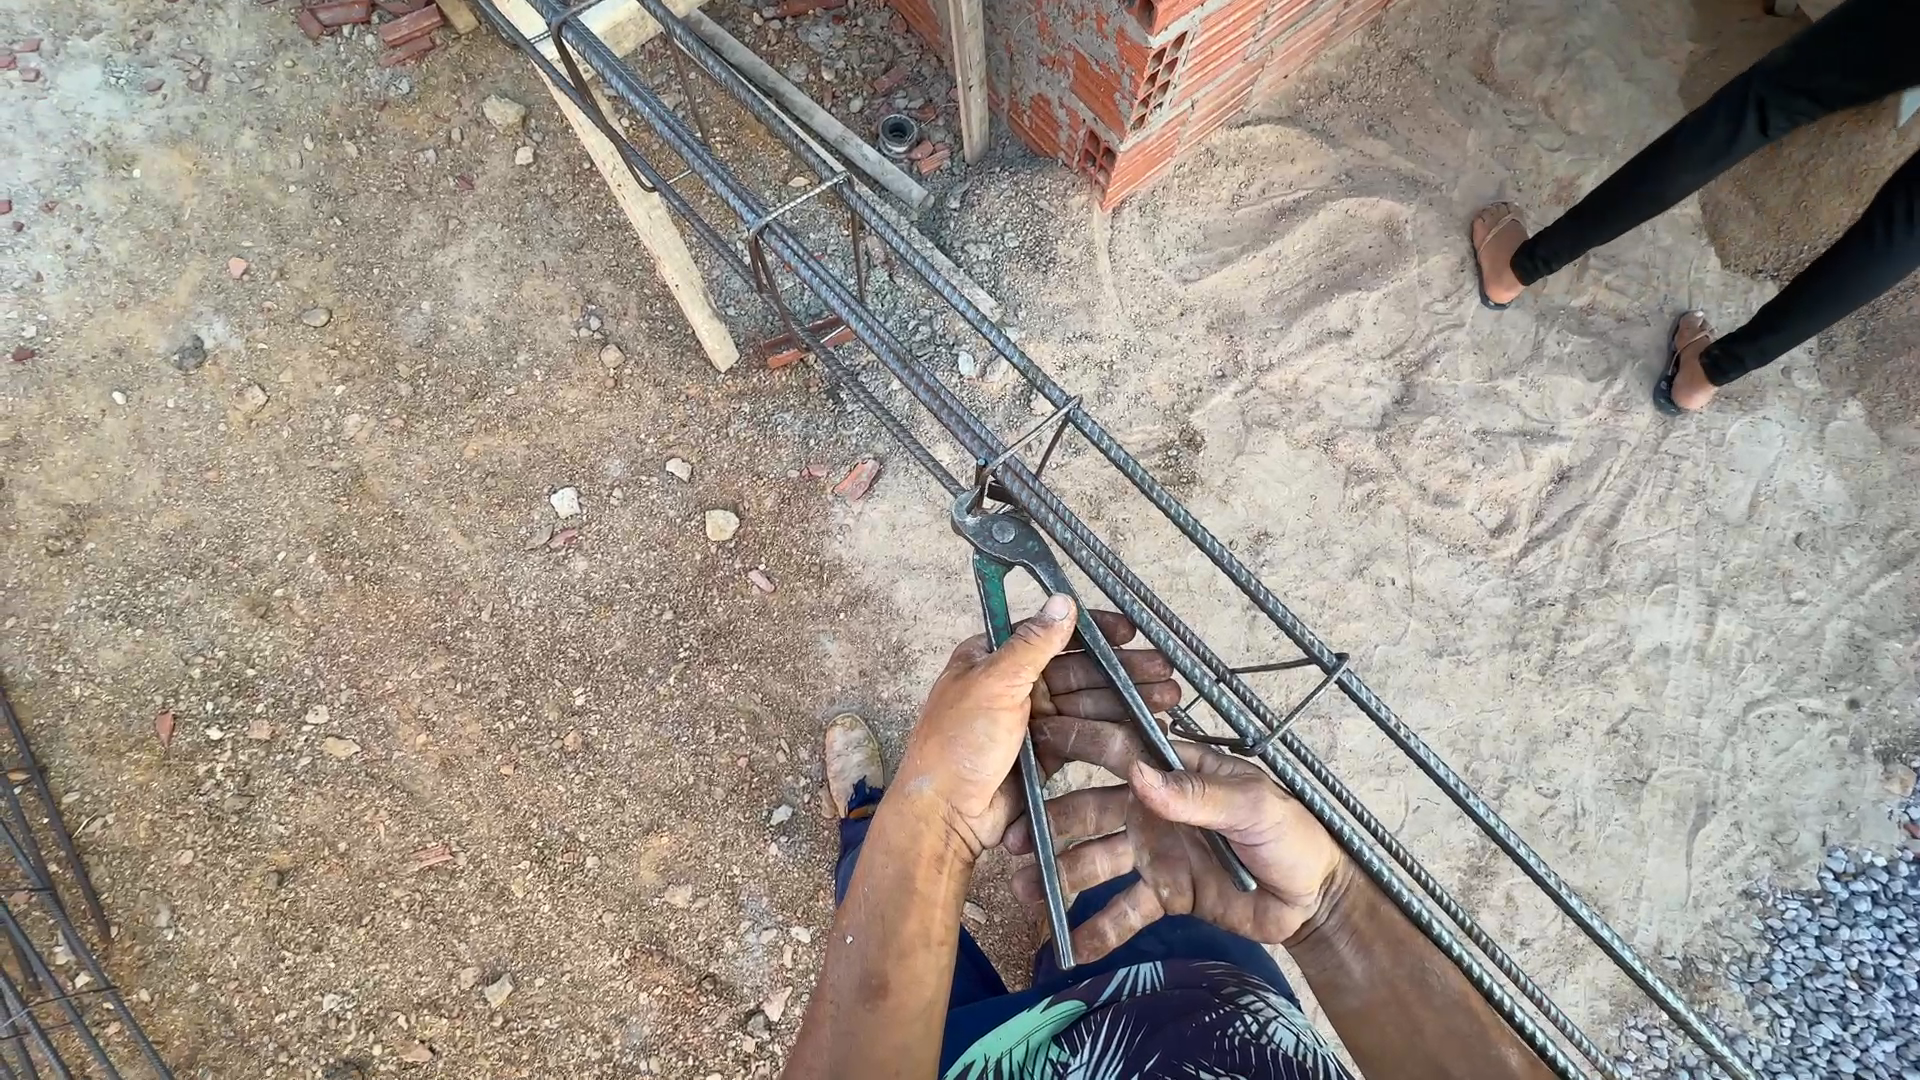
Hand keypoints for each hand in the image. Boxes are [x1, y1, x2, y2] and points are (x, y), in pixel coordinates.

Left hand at [894, 602, 1181, 859]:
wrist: (946, 814)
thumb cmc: (958, 742)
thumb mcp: (994, 684)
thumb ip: (1033, 644)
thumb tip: (1062, 601)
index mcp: (993, 656)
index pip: (1050, 632)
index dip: (1092, 630)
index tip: (1130, 631)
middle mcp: (1014, 682)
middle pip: (1077, 668)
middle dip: (1121, 668)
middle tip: (1163, 668)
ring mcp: (1031, 717)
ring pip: (1087, 700)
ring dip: (1125, 696)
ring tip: (1169, 696)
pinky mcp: (1047, 750)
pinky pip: (1086, 732)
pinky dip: (1114, 727)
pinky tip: (1146, 723)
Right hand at [1008, 714, 1349, 962]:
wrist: (1311, 899)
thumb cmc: (1287, 832)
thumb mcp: (1251, 804)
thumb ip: (1195, 792)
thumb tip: (1137, 773)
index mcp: (1170, 773)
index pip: (1116, 751)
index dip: (1075, 742)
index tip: (1032, 741)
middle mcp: (1150, 809)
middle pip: (1089, 812)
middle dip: (1049, 825)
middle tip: (1011, 843)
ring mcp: (1152, 852)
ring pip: (1095, 861)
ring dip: (1060, 876)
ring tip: (1027, 896)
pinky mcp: (1162, 895)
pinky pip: (1123, 911)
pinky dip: (1097, 928)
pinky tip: (1071, 947)